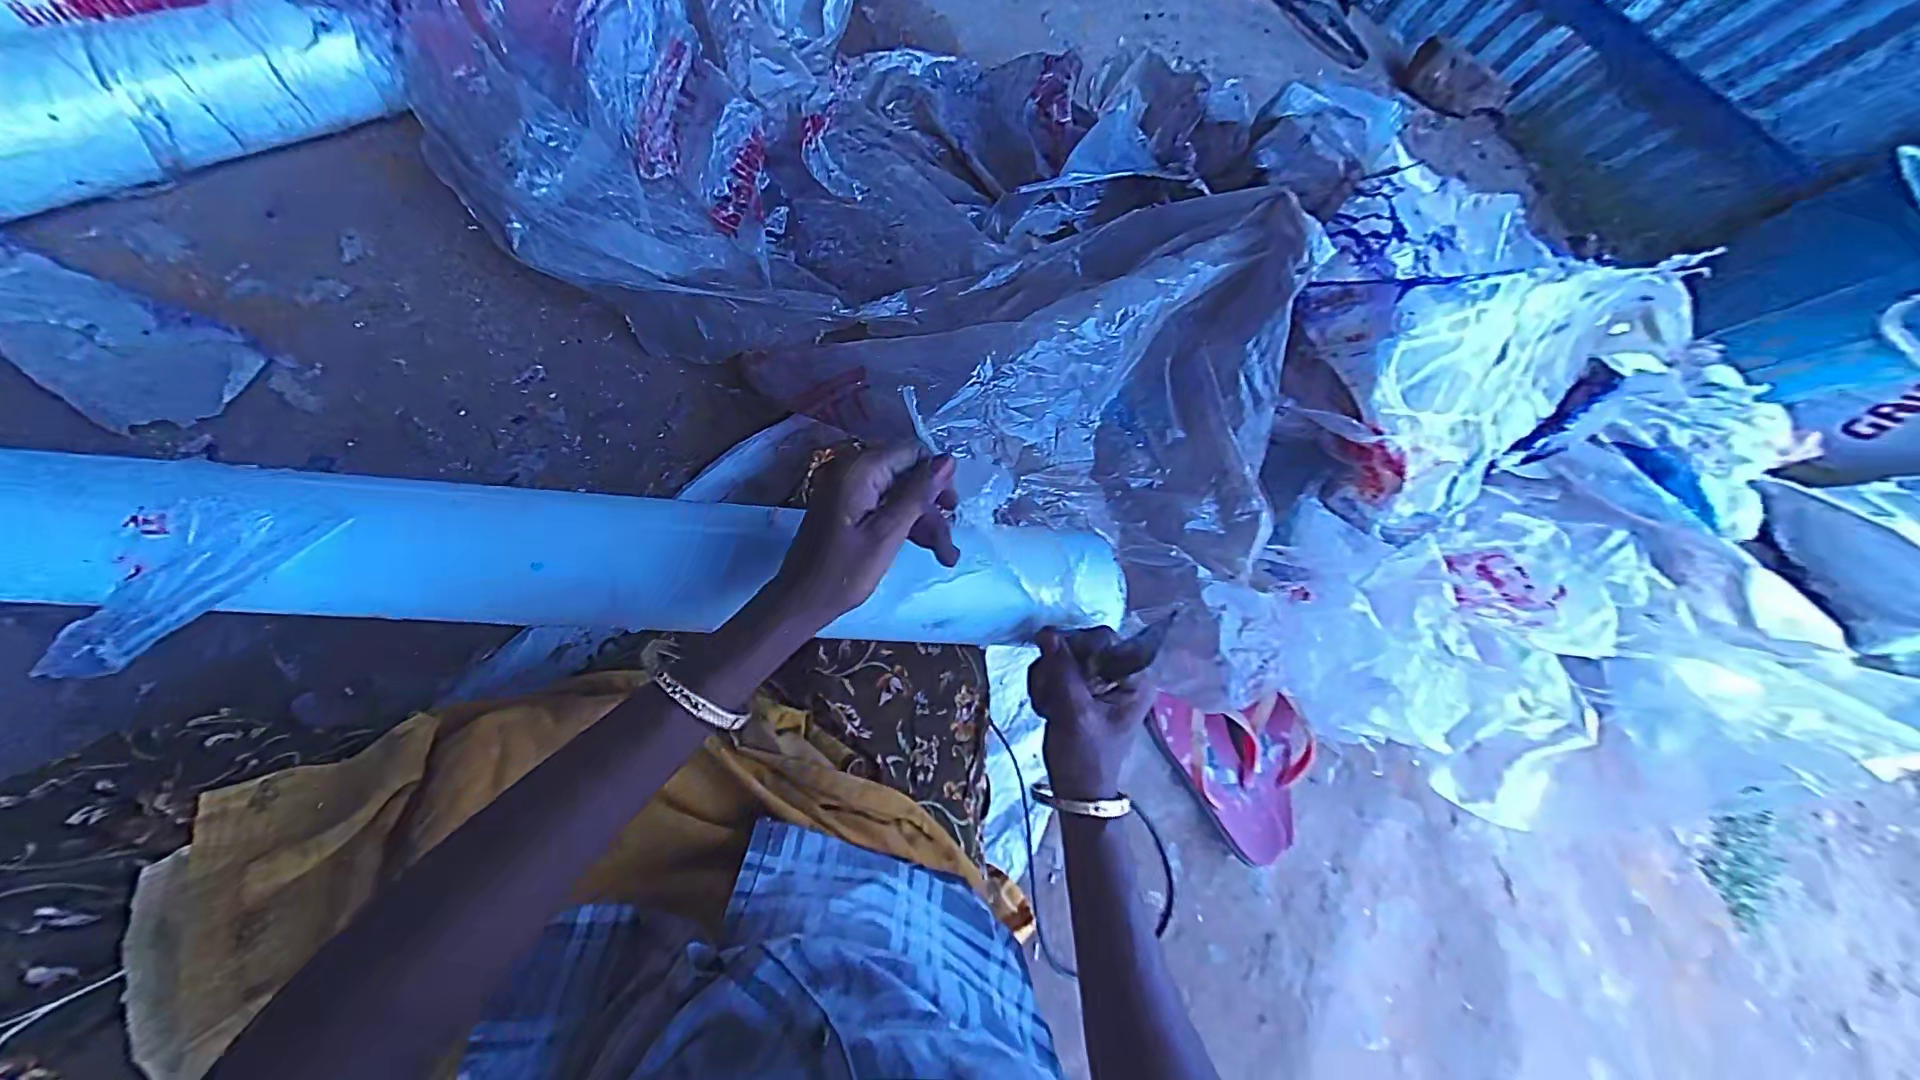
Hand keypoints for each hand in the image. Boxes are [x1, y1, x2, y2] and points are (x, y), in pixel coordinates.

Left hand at [767, 442, 959, 628]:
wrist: (801, 601)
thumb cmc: (843, 572)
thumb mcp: (888, 533)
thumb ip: (918, 493)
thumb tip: (947, 460)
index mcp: (859, 470)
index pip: (912, 450)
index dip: (937, 475)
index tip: (951, 507)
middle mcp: (853, 471)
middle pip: (908, 473)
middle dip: (933, 505)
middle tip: (950, 536)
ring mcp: (850, 490)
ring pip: (901, 494)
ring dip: (925, 521)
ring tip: (945, 556)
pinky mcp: (850, 508)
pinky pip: (886, 506)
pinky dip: (906, 524)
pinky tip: (928, 548)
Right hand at [1029, 627, 1154, 800]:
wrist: (1077, 793)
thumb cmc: (1085, 757)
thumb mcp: (1075, 713)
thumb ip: (1063, 670)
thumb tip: (1047, 632)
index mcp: (1134, 679)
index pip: (1104, 638)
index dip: (1076, 645)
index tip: (1054, 660)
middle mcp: (1120, 675)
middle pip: (1081, 644)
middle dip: (1058, 665)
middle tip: (1047, 692)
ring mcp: (1099, 682)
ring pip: (1064, 657)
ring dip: (1048, 677)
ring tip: (1047, 705)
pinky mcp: (1081, 690)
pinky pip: (1057, 671)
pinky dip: (1046, 685)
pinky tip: (1046, 707)